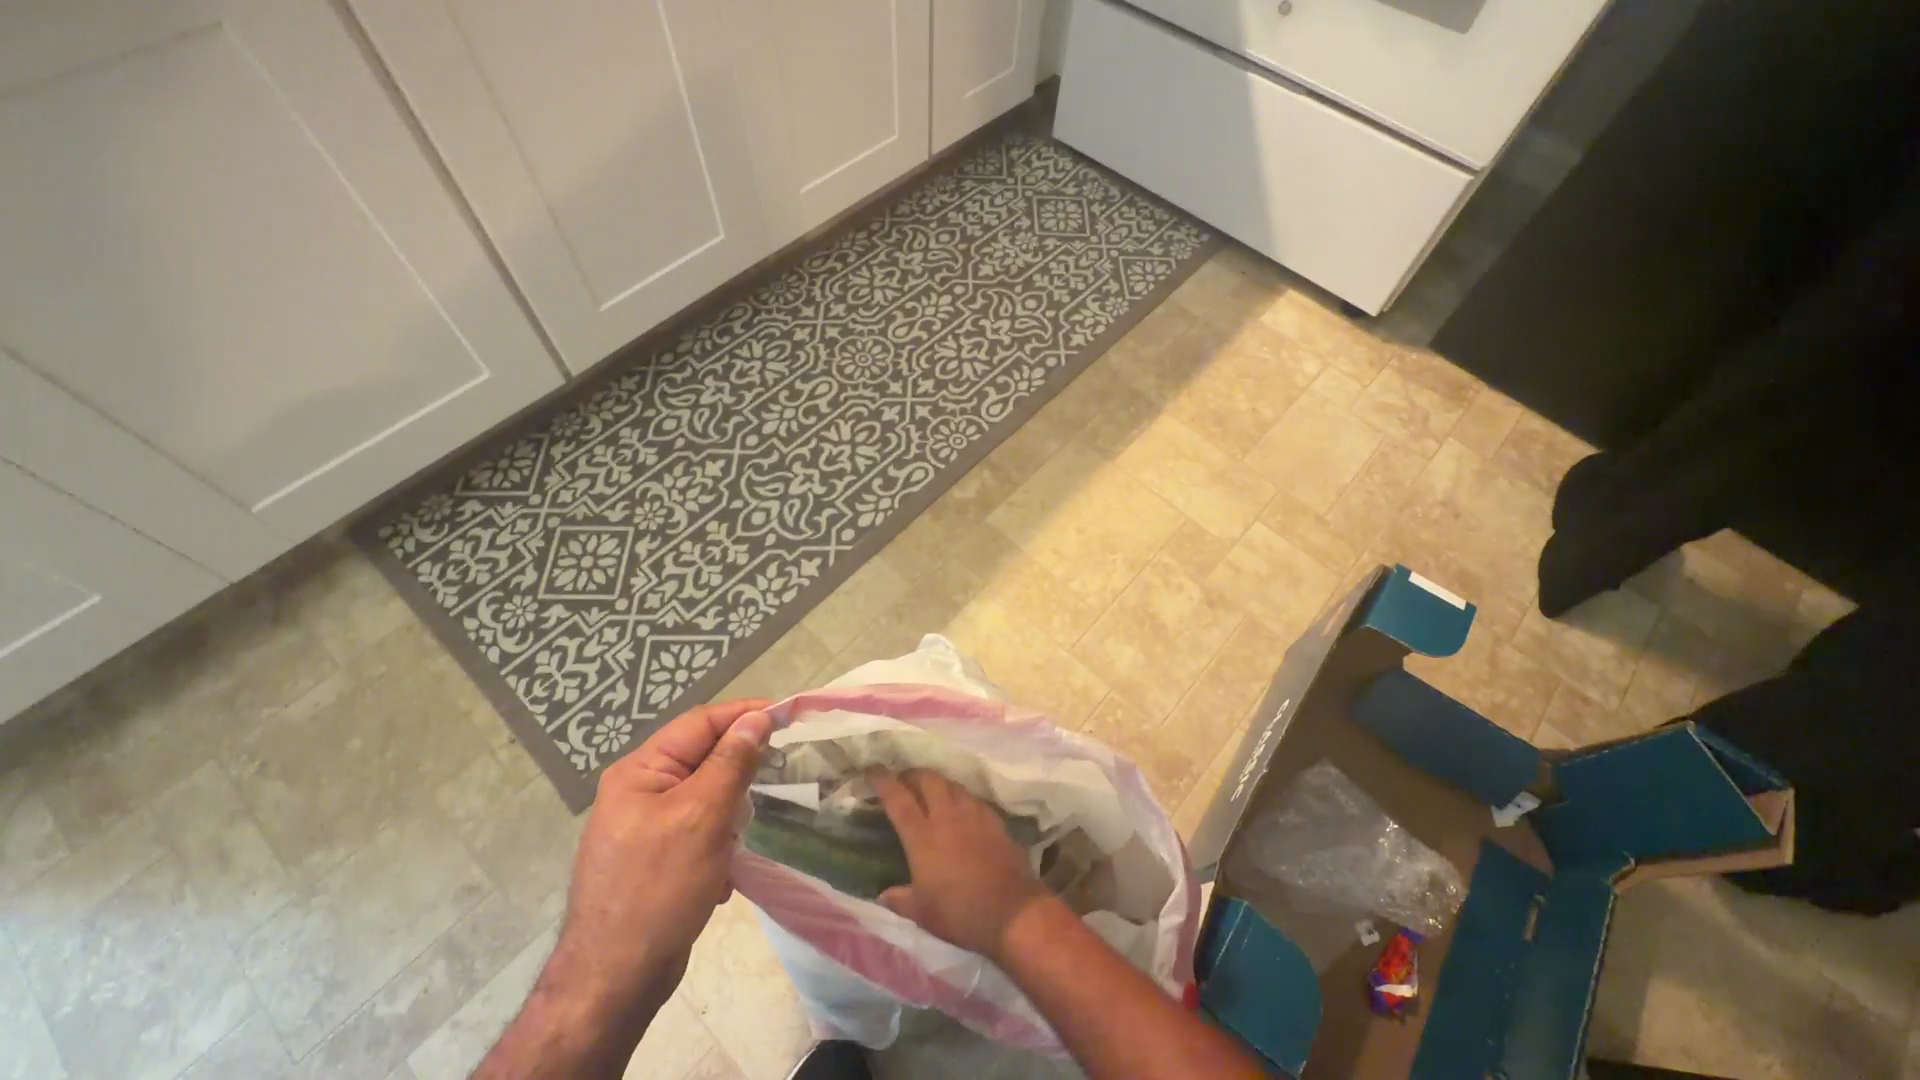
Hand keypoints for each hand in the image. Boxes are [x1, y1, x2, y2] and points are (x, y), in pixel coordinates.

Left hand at [543, 698, 772, 1019]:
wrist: (615, 978)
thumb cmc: (658, 889)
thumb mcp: (702, 817)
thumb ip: (731, 763)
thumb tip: (755, 718)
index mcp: (639, 771)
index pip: (700, 723)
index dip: (744, 714)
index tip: (788, 715)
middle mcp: (637, 791)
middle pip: (701, 759)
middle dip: (737, 775)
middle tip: (768, 788)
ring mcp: (643, 827)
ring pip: (704, 798)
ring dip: (728, 817)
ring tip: (736, 843)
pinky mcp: (654, 859)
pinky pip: (697, 833)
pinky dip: (717, 846)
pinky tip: (721, 876)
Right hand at [871, 769, 1052, 960]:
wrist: (1012, 912)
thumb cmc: (960, 913)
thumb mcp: (922, 913)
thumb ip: (899, 899)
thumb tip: (883, 894)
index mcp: (922, 836)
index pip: (898, 798)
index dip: (883, 781)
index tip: (873, 770)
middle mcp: (947, 817)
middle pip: (928, 780)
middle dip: (913, 774)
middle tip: (904, 780)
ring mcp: (974, 815)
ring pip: (953, 784)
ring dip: (938, 782)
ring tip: (932, 790)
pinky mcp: (996, 821)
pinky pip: (974, 799)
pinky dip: (962, 797)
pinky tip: (962, 808)